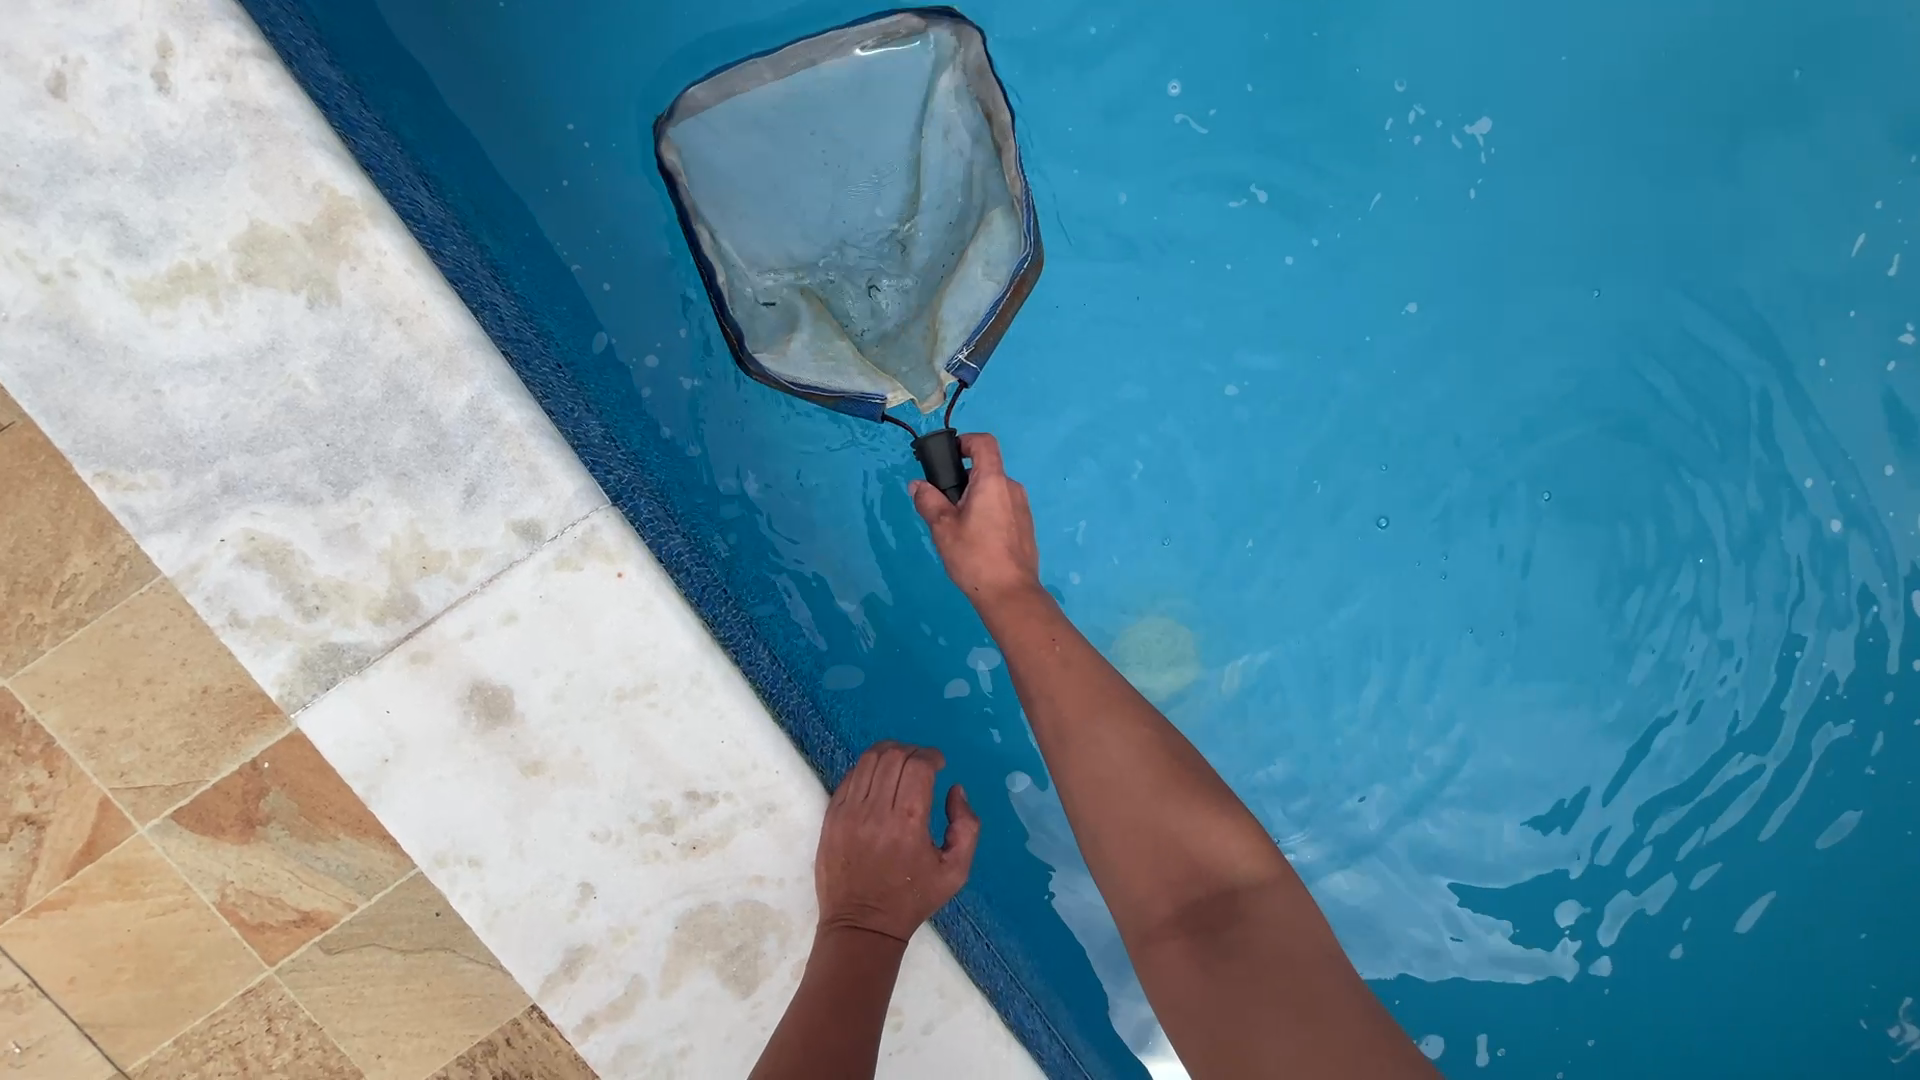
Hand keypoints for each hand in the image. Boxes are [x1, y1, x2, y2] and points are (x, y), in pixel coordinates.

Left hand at [815, 741, 979, 942]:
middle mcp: (876, 811)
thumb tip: (955, 790)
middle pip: (893, 756)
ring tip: (900, 763)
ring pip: (868, 760)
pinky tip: (878, 779)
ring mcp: (849, 812)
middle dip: (912, 751)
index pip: (918, 766)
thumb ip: (967, 826)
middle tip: (921, 763)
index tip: (938, 763)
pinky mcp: (831, 817)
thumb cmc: (912, 899)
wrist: (861, 926)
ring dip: (889, 753)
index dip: (931, 756)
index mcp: (909, 822)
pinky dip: (867, 768)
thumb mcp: (956, 871)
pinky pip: (850, 776)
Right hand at [910, 433, 1041, 604]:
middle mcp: (1012, 488)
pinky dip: (987, 514)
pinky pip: (1003, 509)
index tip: (948, 457)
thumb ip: (928, 501)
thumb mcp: (942, 528)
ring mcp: (1022, 508)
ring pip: (994, 492)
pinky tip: (976, 541)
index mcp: (993, 481)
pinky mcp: (1025, 527)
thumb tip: (917, 485)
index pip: (984, 443)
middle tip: (943, 505)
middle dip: (963, 479)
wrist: (1010, 593)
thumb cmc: (974, 556)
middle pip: (986, 470)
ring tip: (957, 527)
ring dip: (974, 499)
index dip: (966, 441)